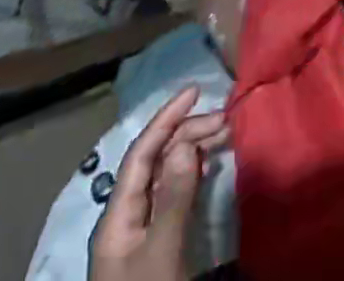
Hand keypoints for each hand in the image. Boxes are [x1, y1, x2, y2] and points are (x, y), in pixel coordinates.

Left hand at [90, 85, 229, 280]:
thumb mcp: (162, 252)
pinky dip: (194, 174)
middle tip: (225, 120)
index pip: (143, 152)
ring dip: (194, 150)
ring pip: (168, 176)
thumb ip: (174, 196)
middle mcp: (128, 214)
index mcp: (118, 213)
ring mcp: (144, 229)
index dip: (167, 117)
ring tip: (225, 134)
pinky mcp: (160, 244)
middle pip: (156, 161)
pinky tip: (210, 164)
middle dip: (187, 133)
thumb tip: (187, 142)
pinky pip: (176, 195)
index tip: (196, 90)